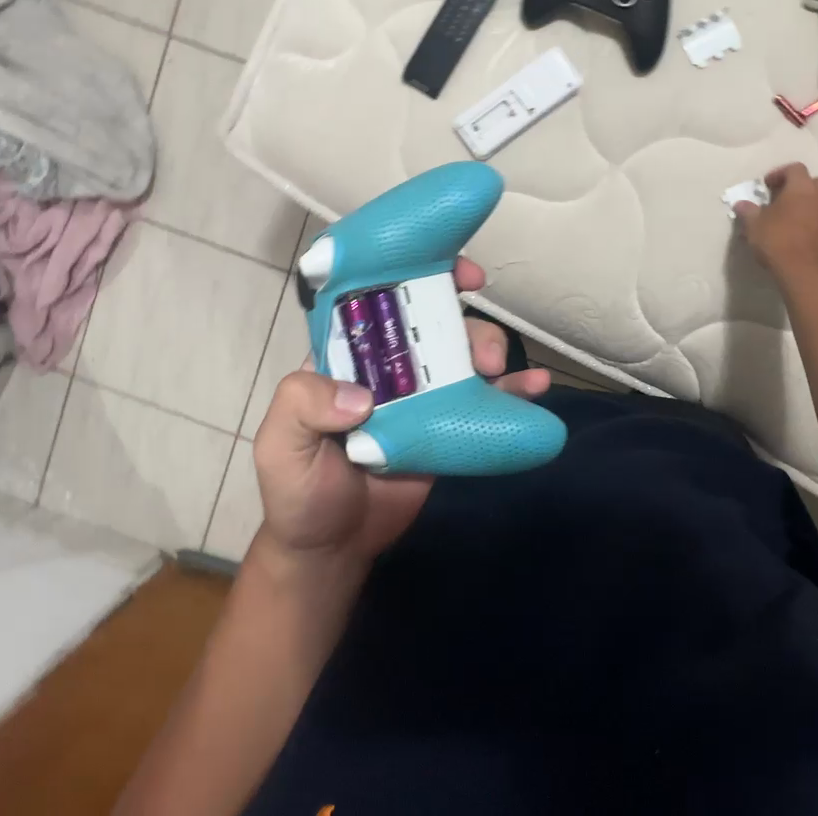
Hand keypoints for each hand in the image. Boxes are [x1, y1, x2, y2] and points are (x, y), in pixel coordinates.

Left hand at [251, 257, 549, 567]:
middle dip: (463, 321)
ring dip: (489, 350)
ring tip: (501, 371)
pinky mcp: (450, 428)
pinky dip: (513, 391)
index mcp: (345, 357)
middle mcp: (388, 367)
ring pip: (462, 355)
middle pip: (432, 323)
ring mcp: (423, 397)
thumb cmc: (299, 492)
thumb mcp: (281, 446)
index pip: (378, 299)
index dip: (413, 274)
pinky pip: (485, 402)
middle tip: (482, 350)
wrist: (333, 548)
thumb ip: (303, 406)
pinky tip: (536, 386)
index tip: (450, 270)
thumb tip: (363, 397)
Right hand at [734, 162, 817, 286]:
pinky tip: (806, 236)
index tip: (767, 186)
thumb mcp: (754, 226)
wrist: (806, 274)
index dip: (780, 173)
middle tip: (786, 199)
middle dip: (802, 186)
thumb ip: (748, 211)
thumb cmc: (777, 243)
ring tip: (796, 218)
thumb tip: (741, 204)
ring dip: (813, 204)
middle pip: (817, 181)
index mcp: (801, 189)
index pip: (795, 168)